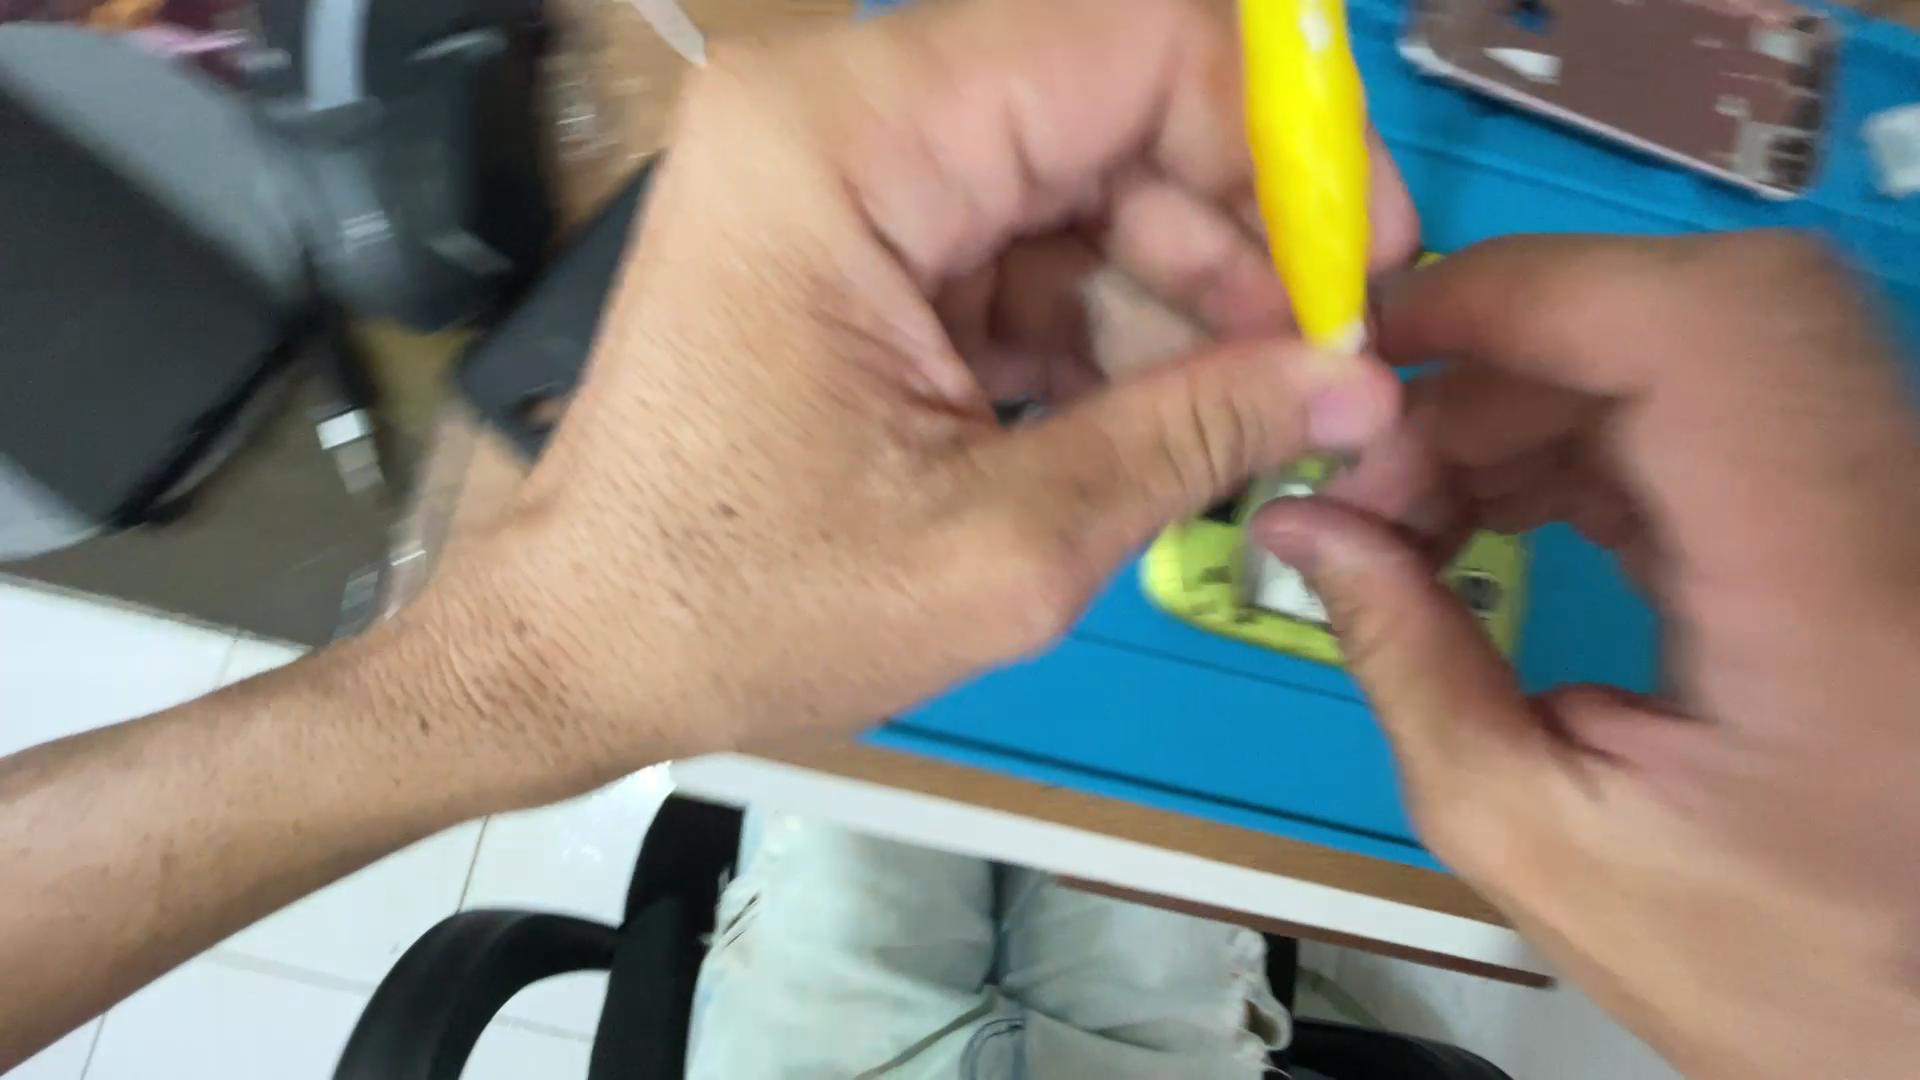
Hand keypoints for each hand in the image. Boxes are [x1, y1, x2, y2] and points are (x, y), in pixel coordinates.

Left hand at [402, 0, 1417, 801]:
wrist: (595, 649)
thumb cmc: (759, 612)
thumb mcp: (1001, 547)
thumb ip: (1188, 439)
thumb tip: (1354, 379)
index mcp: (847, 141)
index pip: (1130, 44)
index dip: (1275, 141)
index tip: (1356, 264)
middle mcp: (837, 123)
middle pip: (1105, 114)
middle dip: (1228, 240)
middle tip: (1312, 368)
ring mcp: (843, 193)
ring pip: (1071, 198)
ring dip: (1170, 301)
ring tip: (1237, 413)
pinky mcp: (856, 266)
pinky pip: (1018, 264)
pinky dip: (1097, 334)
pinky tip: (1147, 416)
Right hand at [1255, 233, 1919, 1079]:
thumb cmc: (1751, 960)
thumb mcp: (1515, 822)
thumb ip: (1398, 653)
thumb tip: (1296, 524)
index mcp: (1833, 598)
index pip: (1704, 331)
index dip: (1522, 293)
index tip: (1372, 349)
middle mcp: (1892, 512)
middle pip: (1680, 317)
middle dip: (1480, 371)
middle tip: (1374, 485)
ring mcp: (1878, 504)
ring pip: (1661, 358)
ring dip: (1496, 415)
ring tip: (1409, 521)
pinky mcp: (1837, 515)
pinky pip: (1668, 418)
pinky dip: (1540, 446)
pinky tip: (1474, 522)